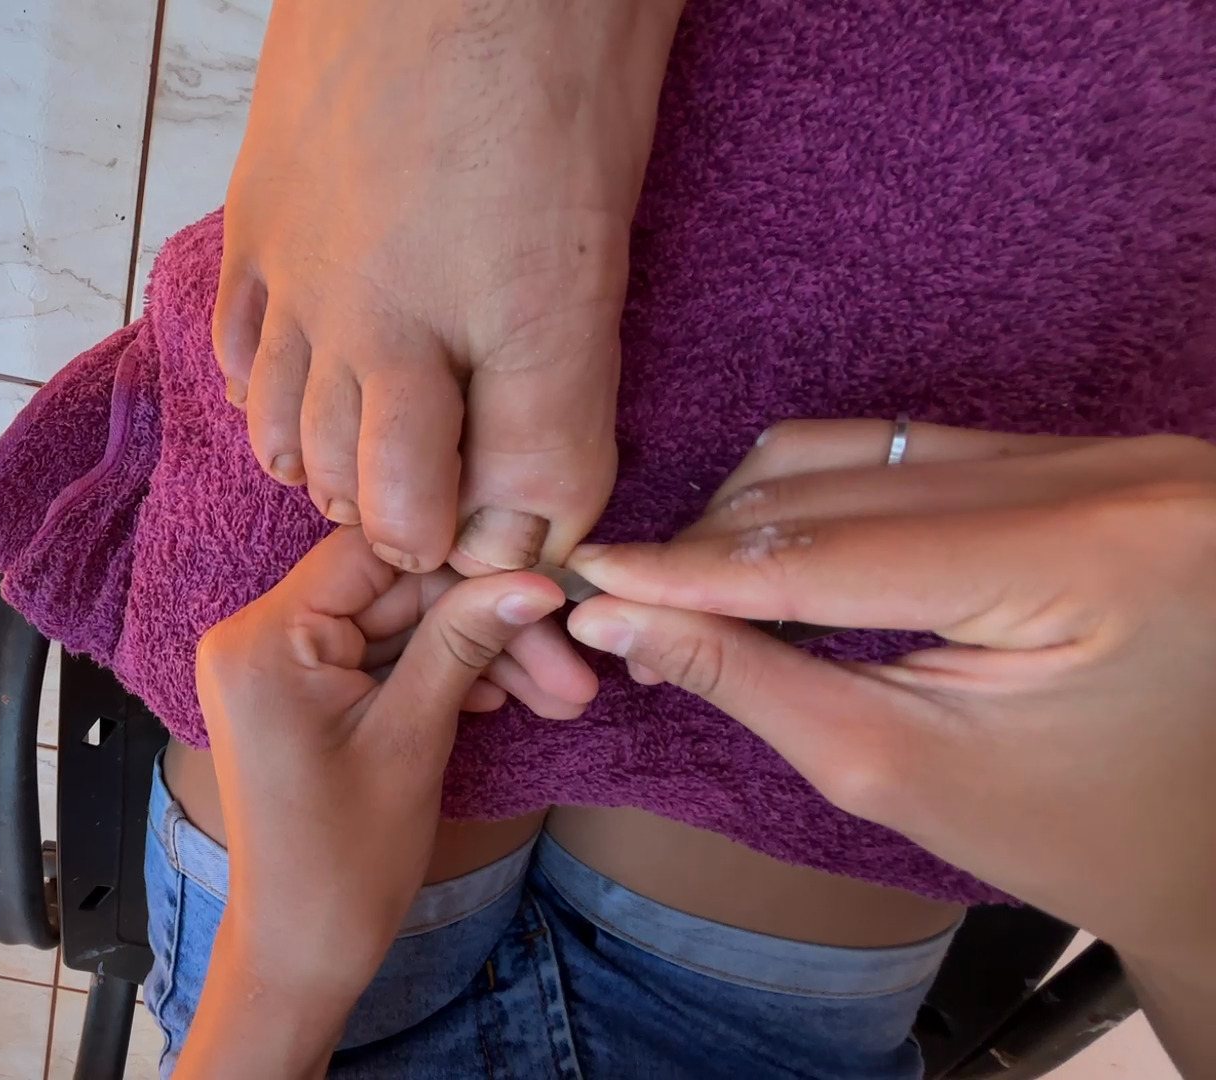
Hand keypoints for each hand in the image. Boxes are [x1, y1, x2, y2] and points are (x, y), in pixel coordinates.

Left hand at [177, 527, 569, 1076]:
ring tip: (554, 696)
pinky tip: (495, 696)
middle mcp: (255, 634)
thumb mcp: (412, 737)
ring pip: (390, 628)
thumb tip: (533, 580)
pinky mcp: (296, 686)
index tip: (538, 589)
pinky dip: (430, 673)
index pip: (371, 553)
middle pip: (388, 595)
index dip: (461, 564)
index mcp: (264, 638)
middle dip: (480, 626)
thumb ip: (465, 642)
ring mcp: (273, 661)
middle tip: (569, 670)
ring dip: (468, 654)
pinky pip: (372, 657)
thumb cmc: (346, 858)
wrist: (300, 944)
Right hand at [214, 0, 685, 574]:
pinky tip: (285, 392)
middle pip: (338, 478)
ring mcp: (285, 272)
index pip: (421, 513)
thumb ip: (550, 419)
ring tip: (356, 471)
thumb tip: (519, 533)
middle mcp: (339, 327)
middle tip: (422, 517)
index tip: (484, 544)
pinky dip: (258, 393)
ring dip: (318, 468)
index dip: (455, 549)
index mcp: (430, 347)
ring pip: (276, 424)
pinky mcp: (254, 221)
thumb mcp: (585, 266)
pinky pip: (234, 345)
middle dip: (385, 519)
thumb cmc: (554, 67)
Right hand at [563, 422, 1215, 1070]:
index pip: (822, 554)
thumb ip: (738, 677)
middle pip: (815, 496)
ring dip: (734, 529)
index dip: (684, 570)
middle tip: (628, 623)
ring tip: (695, 603)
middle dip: (698, 561)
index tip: (586, 579)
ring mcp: (1089, 452)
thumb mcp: (884, 766)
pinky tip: (766, 569)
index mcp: (1096, 563)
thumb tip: (610, 617)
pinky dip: (790, 508)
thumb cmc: (1073, 832)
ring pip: (828, 459)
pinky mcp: (1058, 457)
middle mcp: (1107, 474)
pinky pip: (872, 455)